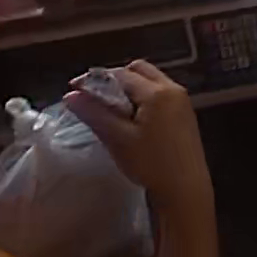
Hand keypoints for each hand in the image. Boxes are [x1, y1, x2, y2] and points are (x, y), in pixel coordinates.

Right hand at [64, 60, 212, 213]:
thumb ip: (94, 114)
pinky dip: (143, 97)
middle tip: (94, 96)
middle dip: (115, 78)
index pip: (121, 74)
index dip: (95, 79)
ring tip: (110, 108)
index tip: (75, 89)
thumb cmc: (151, 163)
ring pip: (151, 80)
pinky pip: (161, 93)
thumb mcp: (118, 138)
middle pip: (140, 70)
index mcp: (157, 92)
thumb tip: (71, 95)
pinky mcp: (185, 112)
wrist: (185, 186)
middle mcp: (173, 89)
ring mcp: (182, 100)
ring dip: (130, 87)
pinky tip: (131, 117)